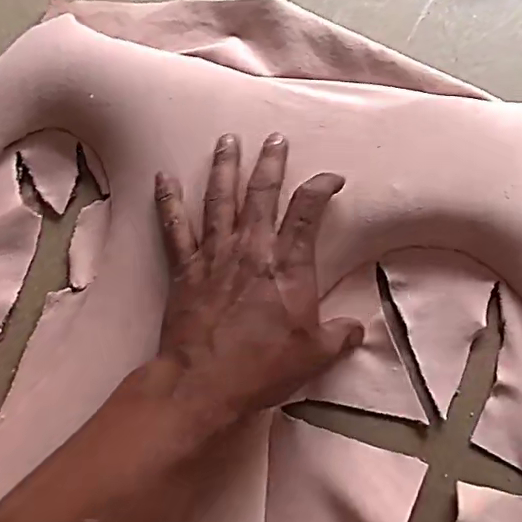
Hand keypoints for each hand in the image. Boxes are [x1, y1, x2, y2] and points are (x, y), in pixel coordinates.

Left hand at [152, 133, 363, 432]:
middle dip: (270, 163)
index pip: (307, 212)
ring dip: (225, 168)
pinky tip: (164, 178)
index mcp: (287, 266)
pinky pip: (175, 227)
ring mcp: (215, 255)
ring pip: (220, 200)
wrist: (204, 382)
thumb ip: (340, 335)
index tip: (331, 178)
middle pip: (261, 194)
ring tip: (227, 141)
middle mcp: (251, 249)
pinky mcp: (186, 268)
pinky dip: (169, 201)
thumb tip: (357, 329)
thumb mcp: (315, 354)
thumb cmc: (262, 367)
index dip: (320, 188)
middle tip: (274, 139)